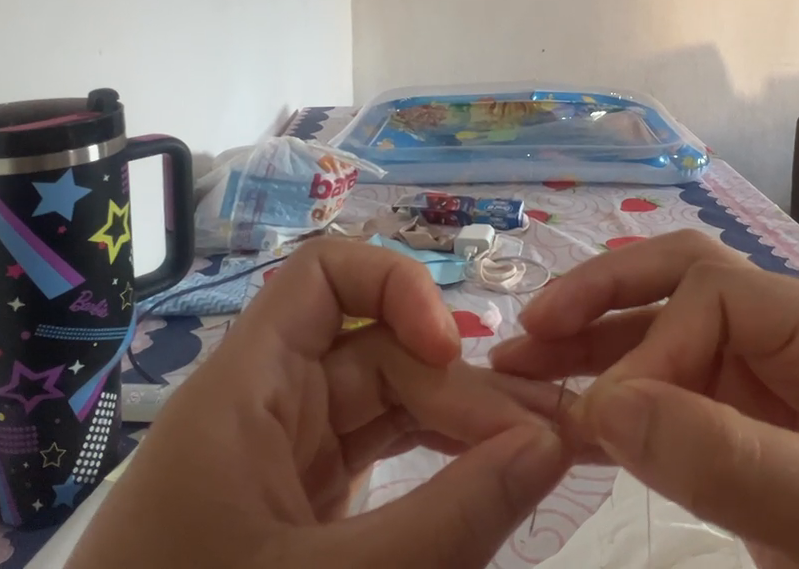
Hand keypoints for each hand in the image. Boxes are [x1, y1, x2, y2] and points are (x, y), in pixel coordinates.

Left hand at [68, 239, 570, 568]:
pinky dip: (439, 465)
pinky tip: (490, 484)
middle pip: (382, 350)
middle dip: (463, 386)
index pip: (324, 277)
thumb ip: (447, 521)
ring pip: (390, 403)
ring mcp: (288, 459)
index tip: (453, 349)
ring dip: (463, 424)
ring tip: (543, 455)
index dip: (397, 287)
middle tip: (551, 439)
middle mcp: (268, 407)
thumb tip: (553, 443)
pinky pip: (383, 457)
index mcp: (246, 392)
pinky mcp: (304, 509)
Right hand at [490, 231, 798, 568]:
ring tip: (522, 369)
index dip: (648, 346)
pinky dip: (624, 407)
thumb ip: (726, 459)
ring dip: (599, 350)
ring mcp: (776, 385)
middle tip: (527, 331)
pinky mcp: (759, 435)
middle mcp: (798, 337)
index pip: (712, 295)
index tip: (607, 420)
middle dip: (604, 301)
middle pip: (685, 286)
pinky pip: (679, 401)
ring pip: (671, 340)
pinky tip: (572, 420)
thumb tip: (603, 404)